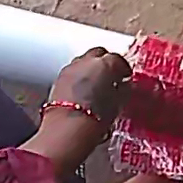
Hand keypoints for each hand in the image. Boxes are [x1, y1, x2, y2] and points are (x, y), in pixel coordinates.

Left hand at [22, 48, 131, 170]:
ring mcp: (70, 68)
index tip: (125, 77)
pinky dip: (78, 78)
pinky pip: (72, 72)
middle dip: (105, 63)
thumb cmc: (96, 117)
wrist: (67, 128)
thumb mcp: (118, 104)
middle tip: (111, 77)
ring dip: (90, 69)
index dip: (123, 69)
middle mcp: (86, 61)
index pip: (118, 59)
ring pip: (83, 62)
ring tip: (96, 85)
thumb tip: (124, 87)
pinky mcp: (58, 78)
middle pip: (99, 54)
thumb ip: (124, 90)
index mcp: (106, 64)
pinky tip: (81, 91)